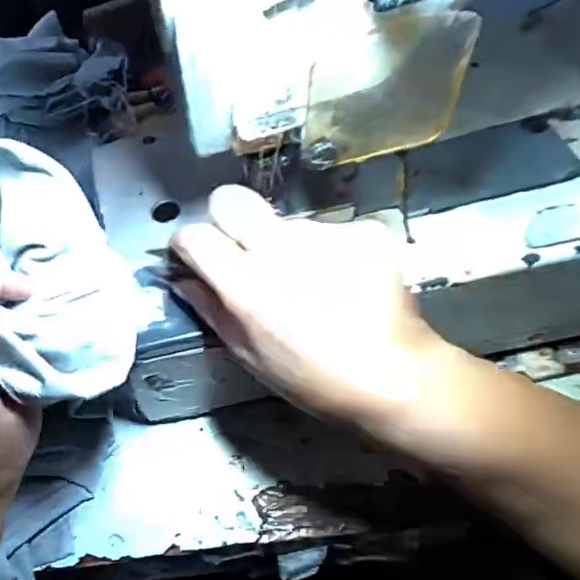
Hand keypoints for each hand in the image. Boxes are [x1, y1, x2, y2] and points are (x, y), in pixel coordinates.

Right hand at [170, 186, 473, 445]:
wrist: (395, 378)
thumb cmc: (314, 380)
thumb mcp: (251, 356)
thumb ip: (212, 310)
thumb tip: (184, 279)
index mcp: (247, 286)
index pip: (194, 235)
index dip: (188, 245)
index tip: (196, 256)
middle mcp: (281, 249)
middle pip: (231, 199)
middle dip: (226, 220)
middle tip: (242, 252)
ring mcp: (326, 234)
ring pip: (284, 222)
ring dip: (286, 246)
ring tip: (311, 286)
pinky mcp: (363, 231)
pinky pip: (327, 231)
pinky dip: (326, 252)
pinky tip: (342, 283)